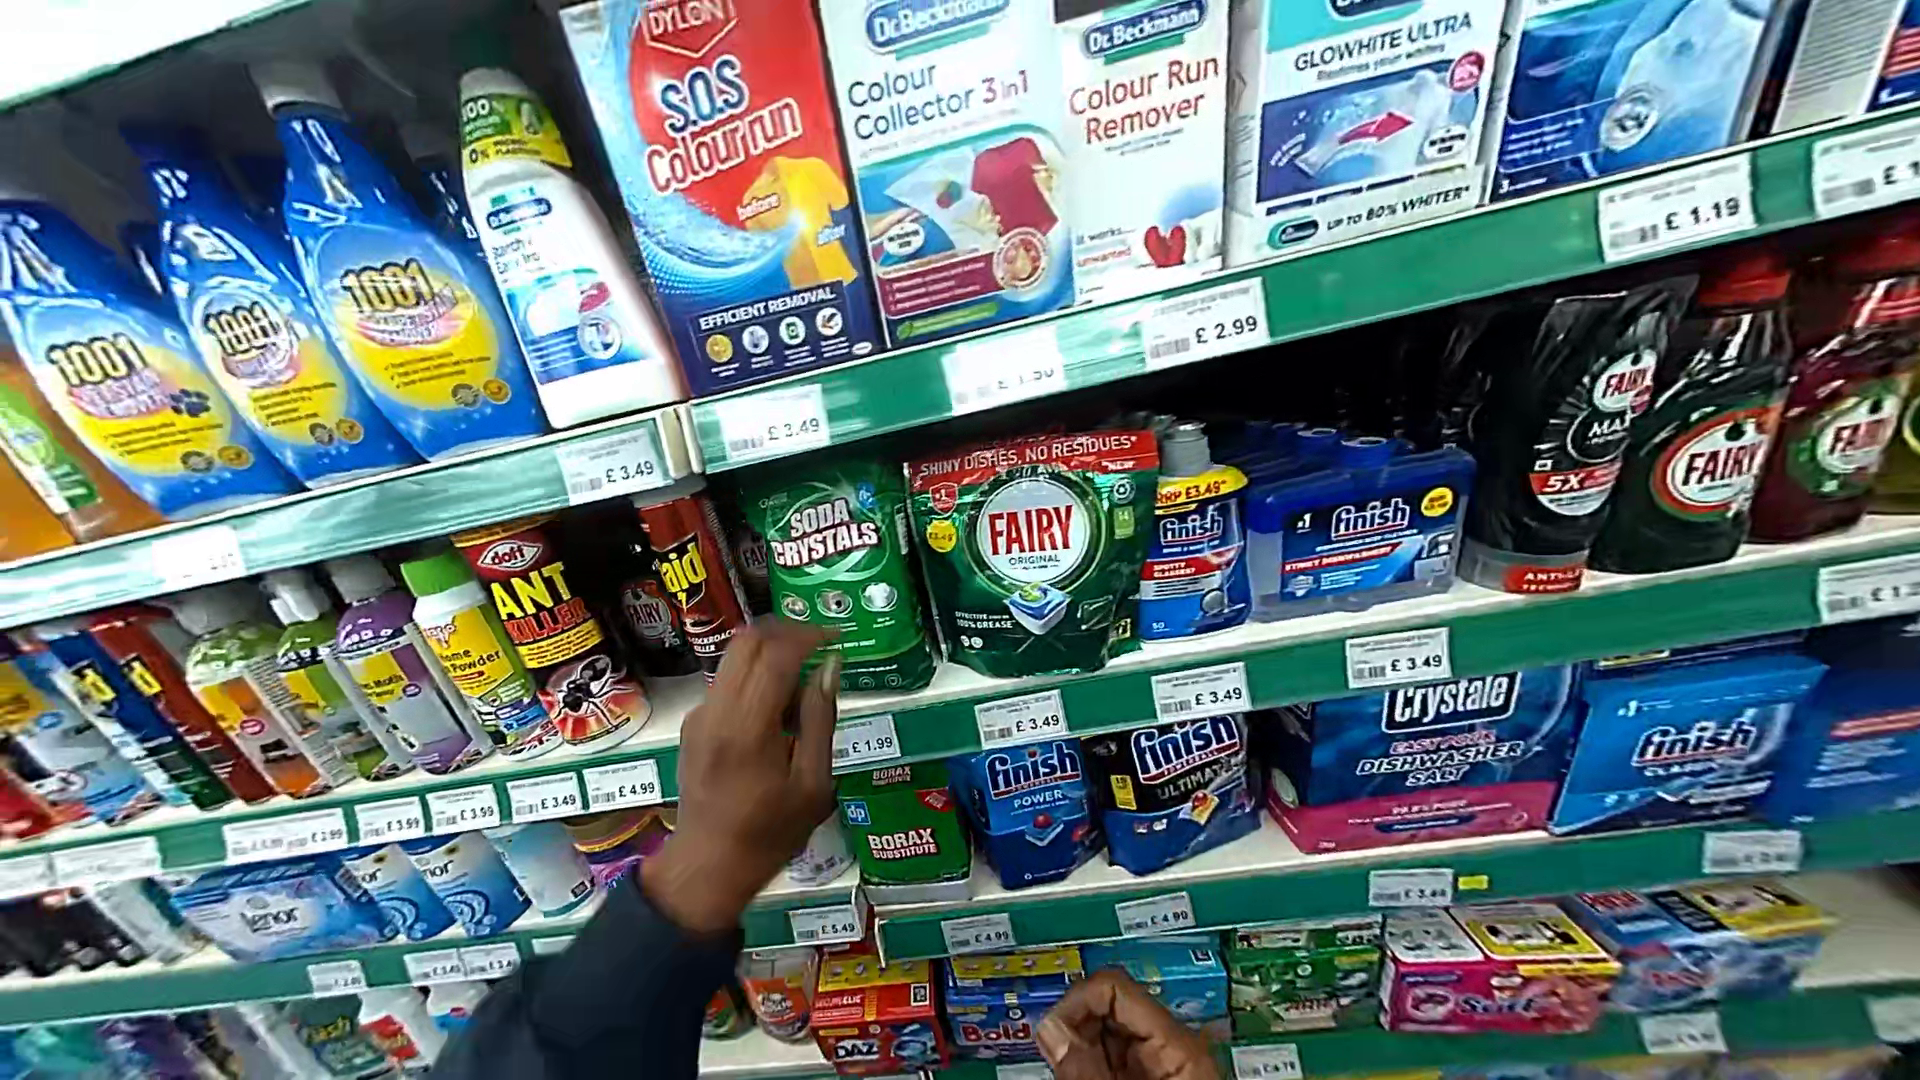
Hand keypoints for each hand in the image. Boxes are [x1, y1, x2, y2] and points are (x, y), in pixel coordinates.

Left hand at [642, 620, 837, 933]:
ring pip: (735, 656)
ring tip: (802, 680)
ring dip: (771, 653)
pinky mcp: (693, 723)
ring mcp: (699, 715)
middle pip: (748, 641)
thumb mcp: (813, 784)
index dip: (809, 636)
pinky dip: (756, 675)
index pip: (775, 655)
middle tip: (819, 644)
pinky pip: (728, 680)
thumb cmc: (770, 832)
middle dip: (787, 632)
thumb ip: (821, 719)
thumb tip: (830, 666)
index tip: (835, 637)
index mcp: (748, 728)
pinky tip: (777, 708)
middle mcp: (716, 712)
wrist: (707, 868)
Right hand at [1038, 970, 1219, 1079]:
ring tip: (1069, 1075)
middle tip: (1056, 1063)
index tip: (1051, 1034)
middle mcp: (1174, 1048)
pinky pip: (1115, 1061)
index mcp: (1178, 1045)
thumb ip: (1087, 1073)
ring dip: (1082, 1053)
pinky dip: (1092, 1069)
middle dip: (1076, 1030)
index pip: (1114, 987)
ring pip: (1108, 1035)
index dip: (1076, 1002)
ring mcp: (1166, 1069)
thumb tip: (1049, 1029)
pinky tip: (1082, 1079)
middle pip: (1110, 1007)